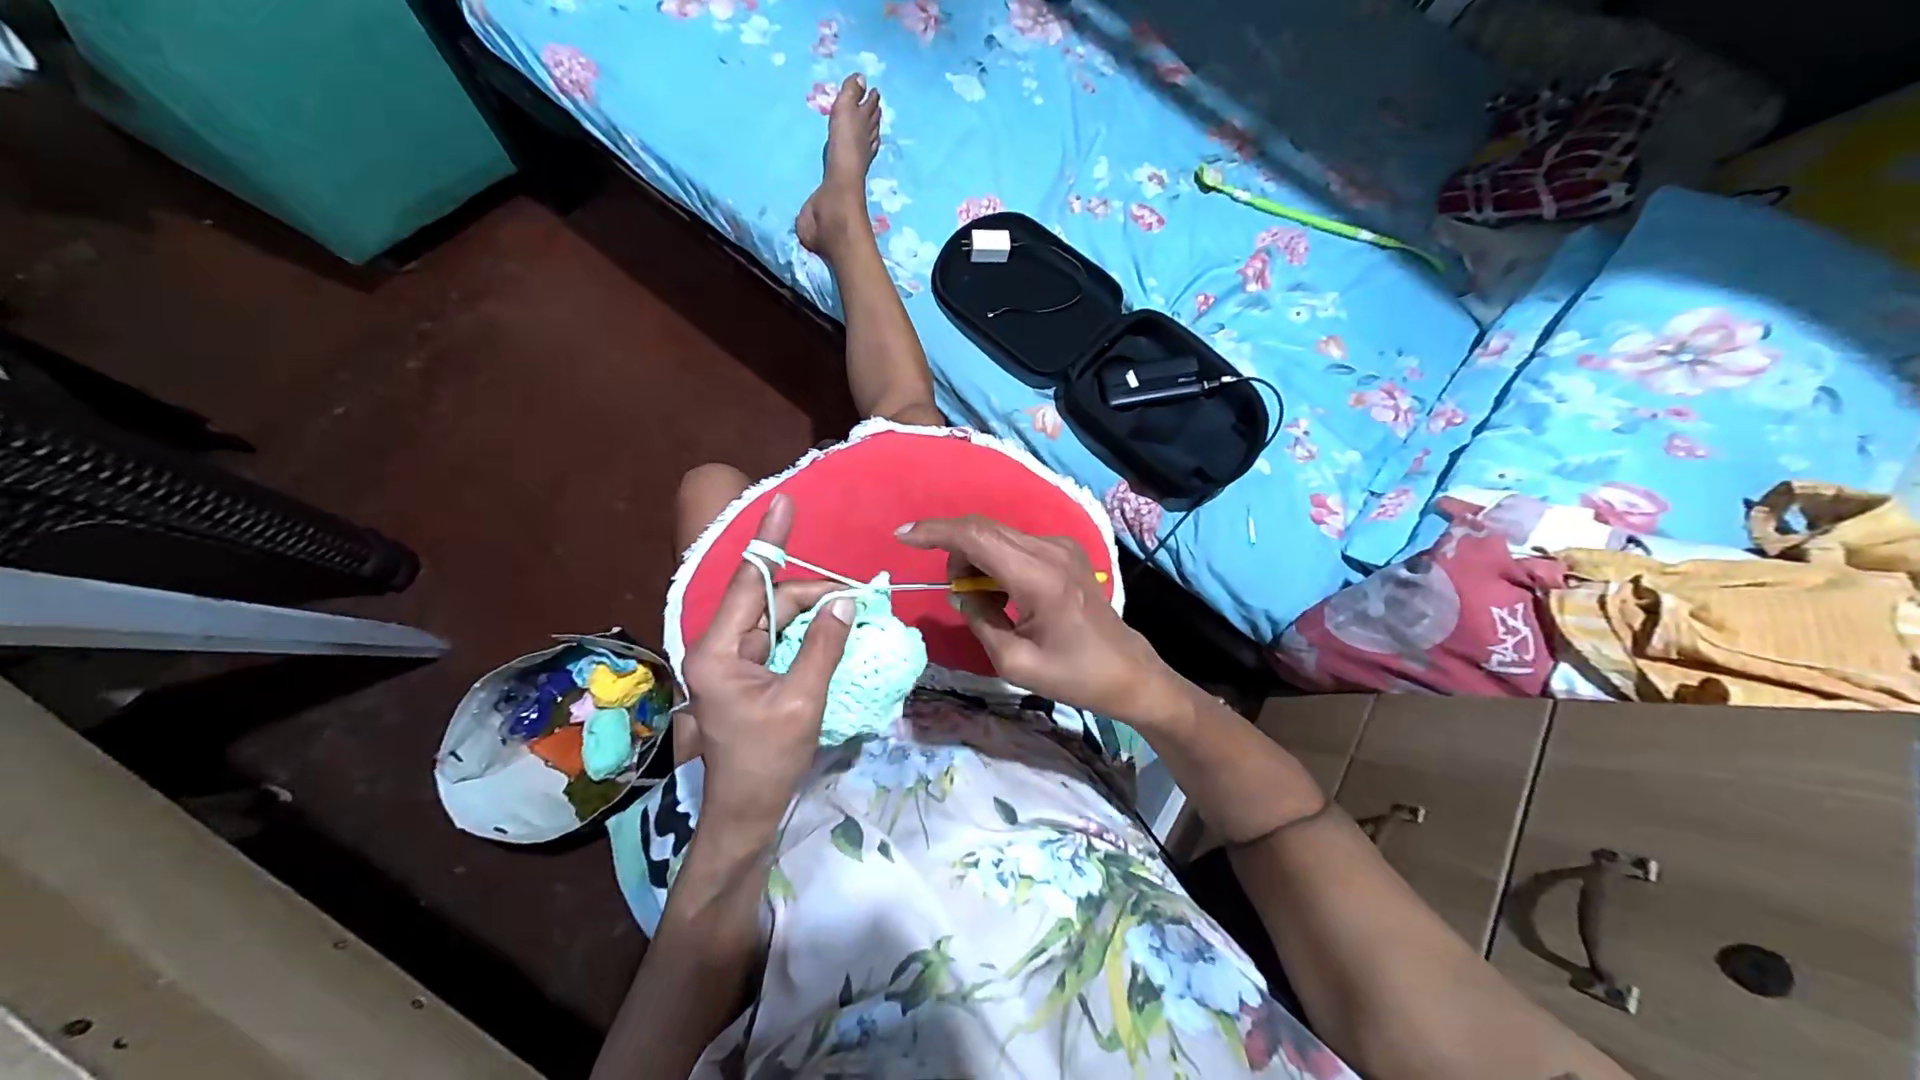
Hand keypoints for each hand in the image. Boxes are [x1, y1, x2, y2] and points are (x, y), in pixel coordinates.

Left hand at [683, 494, 852, 829]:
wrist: (746, 810)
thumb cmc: (768, 760)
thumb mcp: (802, 701)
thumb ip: (823, 646)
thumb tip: (844, 602)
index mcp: (720, 650)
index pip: (750, 582)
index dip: (770, 541)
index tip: (784, 502)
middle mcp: (720, 645)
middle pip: (770, 599)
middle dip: (812, 593)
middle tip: (857, 597)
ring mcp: (732, 658)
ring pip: (777, 616)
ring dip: (813, 610)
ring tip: (851, 610)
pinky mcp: (747, 670)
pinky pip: (780, 636)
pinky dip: (807, 630)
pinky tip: (833, 628)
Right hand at [897, 516, 1186, 726]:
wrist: (1127, 671)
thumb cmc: (1073, 675)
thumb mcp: (1014, 662)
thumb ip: (979, 620)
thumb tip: (962, 594)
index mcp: (1039, 578)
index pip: (977, 537)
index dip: (936, 532)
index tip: (903, 537)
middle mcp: (1050, 550)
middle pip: (984, 528)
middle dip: (954, 551)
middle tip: (955, 592)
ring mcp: (1061, 546)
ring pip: (997, 534)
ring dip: (975, 558)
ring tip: (984, 602)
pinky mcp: (1064, 550)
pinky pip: (1014, 543)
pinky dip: (995, 561)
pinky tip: (1004, 594)